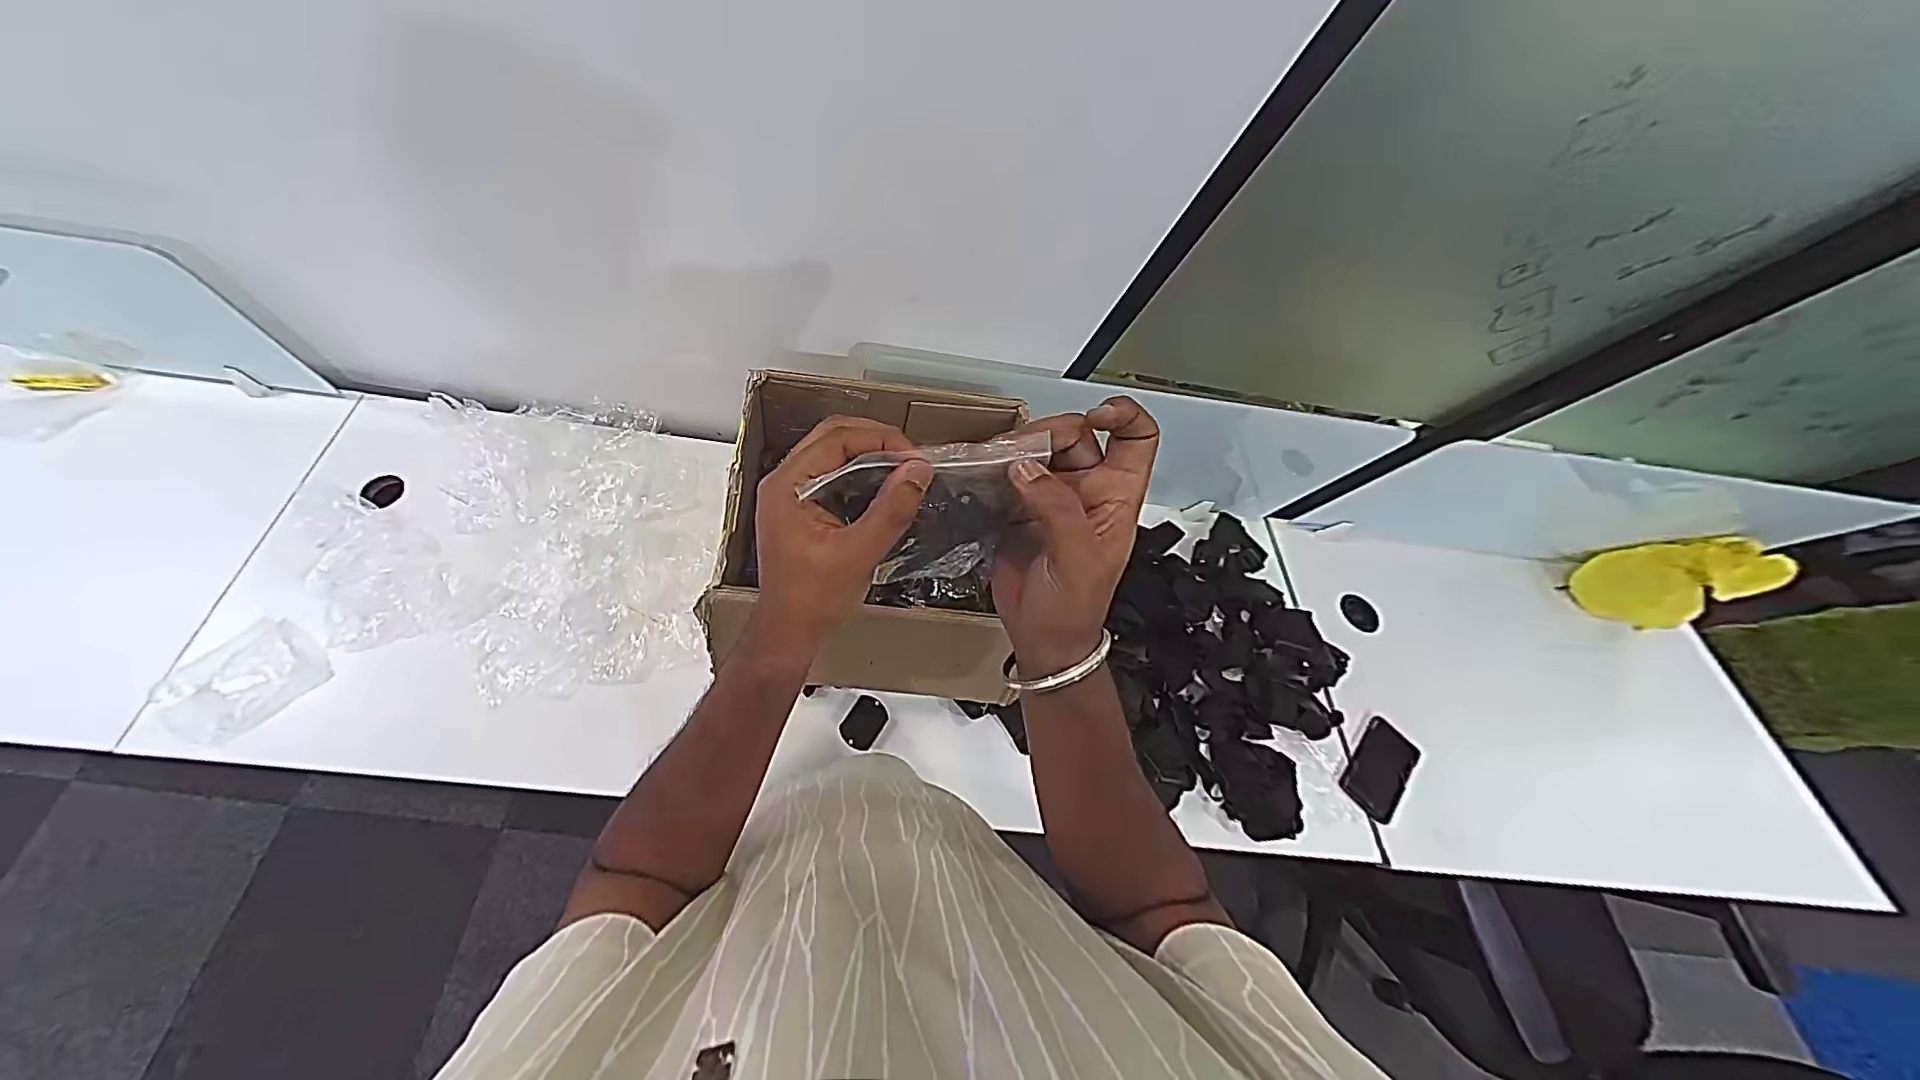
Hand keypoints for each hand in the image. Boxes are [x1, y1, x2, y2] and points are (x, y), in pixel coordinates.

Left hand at [755, 417, 931, 638]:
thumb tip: (918, 472)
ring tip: (903, 468)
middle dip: (876, 440)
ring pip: (833, 452)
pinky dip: (860, 472)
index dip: (880, 440)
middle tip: (911, 457)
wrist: (790, 630)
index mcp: (787, 486)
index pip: (837, 439)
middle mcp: (784, 482)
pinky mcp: (801, 508)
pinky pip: (833, 474)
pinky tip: (884, 486)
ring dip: (869, 454)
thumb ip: (891, 510)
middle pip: (833, 437)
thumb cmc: (813, 599)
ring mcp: (790, 494)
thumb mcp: (859, 553)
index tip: (914, 456)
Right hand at [992, 397, 1158, 675]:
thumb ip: (1059, 509)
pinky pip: (1008, 473)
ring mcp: (1050, 497)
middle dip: (1051, 433)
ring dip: (1018, 448)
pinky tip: (986, 471)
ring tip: (999, 462)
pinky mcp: (1018, 506)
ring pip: (1039, 449)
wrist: (1041, 639)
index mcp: (1116, 496)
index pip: (1136, 438)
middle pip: (1076, 434)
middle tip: (1024, 453)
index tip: (1097, 415)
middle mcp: (1085, 490)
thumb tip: (1027, 468)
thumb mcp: (1080, 560)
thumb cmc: (1074, 609)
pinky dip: (995, 467)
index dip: (1123, 416)